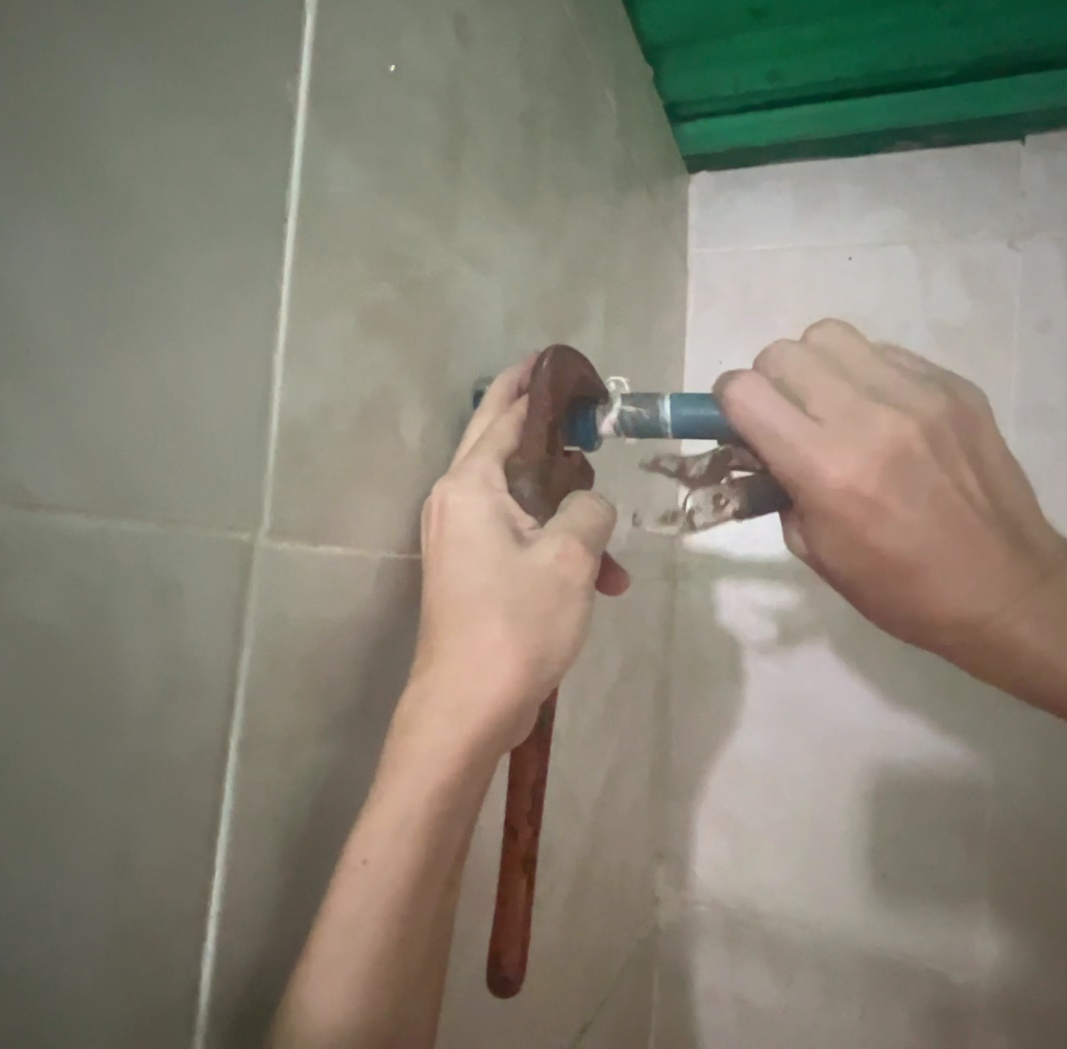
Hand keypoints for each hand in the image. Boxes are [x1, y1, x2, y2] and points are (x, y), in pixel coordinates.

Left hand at [402, 355, 629, 757]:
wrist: (468, 705)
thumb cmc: (517, 623)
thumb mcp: (570, 557)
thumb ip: (588, 511)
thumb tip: (588, 504)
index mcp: (469, 486)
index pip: (502, 416)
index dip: (531, 386)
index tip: (553, 362)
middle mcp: (455, 503)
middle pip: (500, 446)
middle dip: (539, 426)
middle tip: (571, 399)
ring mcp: (460, 540)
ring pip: (520, 504)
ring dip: (567, 516)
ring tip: (611, 542)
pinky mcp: (470, 573)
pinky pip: (518, 540)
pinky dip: (554, 551)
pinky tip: (599, 581)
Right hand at [714, 319, 1066, 661]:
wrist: (1003, 588)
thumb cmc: (895, 586)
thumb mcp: (810, 547)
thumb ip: (775, 486)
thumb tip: (757, 446)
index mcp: (824, 468)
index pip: (744, 392)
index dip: (728, 404)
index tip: (739, 425)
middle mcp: (866, 417)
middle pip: (782, 354)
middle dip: (768, 383)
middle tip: (786, 419)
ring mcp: (917, 395)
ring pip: (830, 336)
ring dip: (815, 367)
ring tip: (831, 405)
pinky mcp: (954, 386)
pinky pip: (884, 353)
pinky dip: (865, 375)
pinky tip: (882, 415)